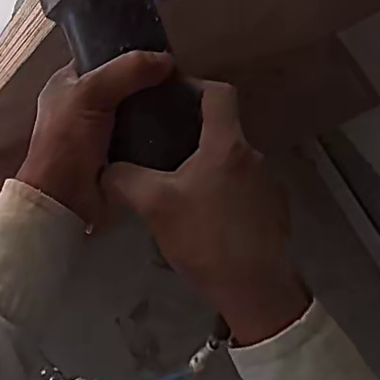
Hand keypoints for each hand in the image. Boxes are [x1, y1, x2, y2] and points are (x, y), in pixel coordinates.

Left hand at [17, 51, 175, 225]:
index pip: (101, 56)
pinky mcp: (116, 153)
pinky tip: (180, 127)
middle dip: (148, 82)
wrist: (65, 200)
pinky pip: (142, 134)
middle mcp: (82, 103)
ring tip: (188, 102)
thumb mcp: (90, 94)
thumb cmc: (67, 142)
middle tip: (181, 81)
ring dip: (156, 108)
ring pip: (135, 109)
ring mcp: (99, 129)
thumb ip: (125, 72)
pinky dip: (157, 131)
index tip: (161, 54)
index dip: (128, 52)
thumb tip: (166, 60)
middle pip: (122, 83)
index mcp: (67, 82)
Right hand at [102, 80, 310, 343]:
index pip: (219, 92)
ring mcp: (269, 185)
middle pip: (223, 126)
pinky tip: (200, 213)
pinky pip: (242, 185)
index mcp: (227, 145)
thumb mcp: (153, 205)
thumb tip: (105, 169)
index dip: (193, 85)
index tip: (168, 94)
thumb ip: (123, 178)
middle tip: (158, 141)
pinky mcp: (274, 212)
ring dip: (205, 162)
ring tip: (174, 181)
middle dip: (191, 129)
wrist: (257, 294)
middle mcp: (253, 157)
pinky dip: (221, 188)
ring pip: (230, 159)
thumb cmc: (205, 238)